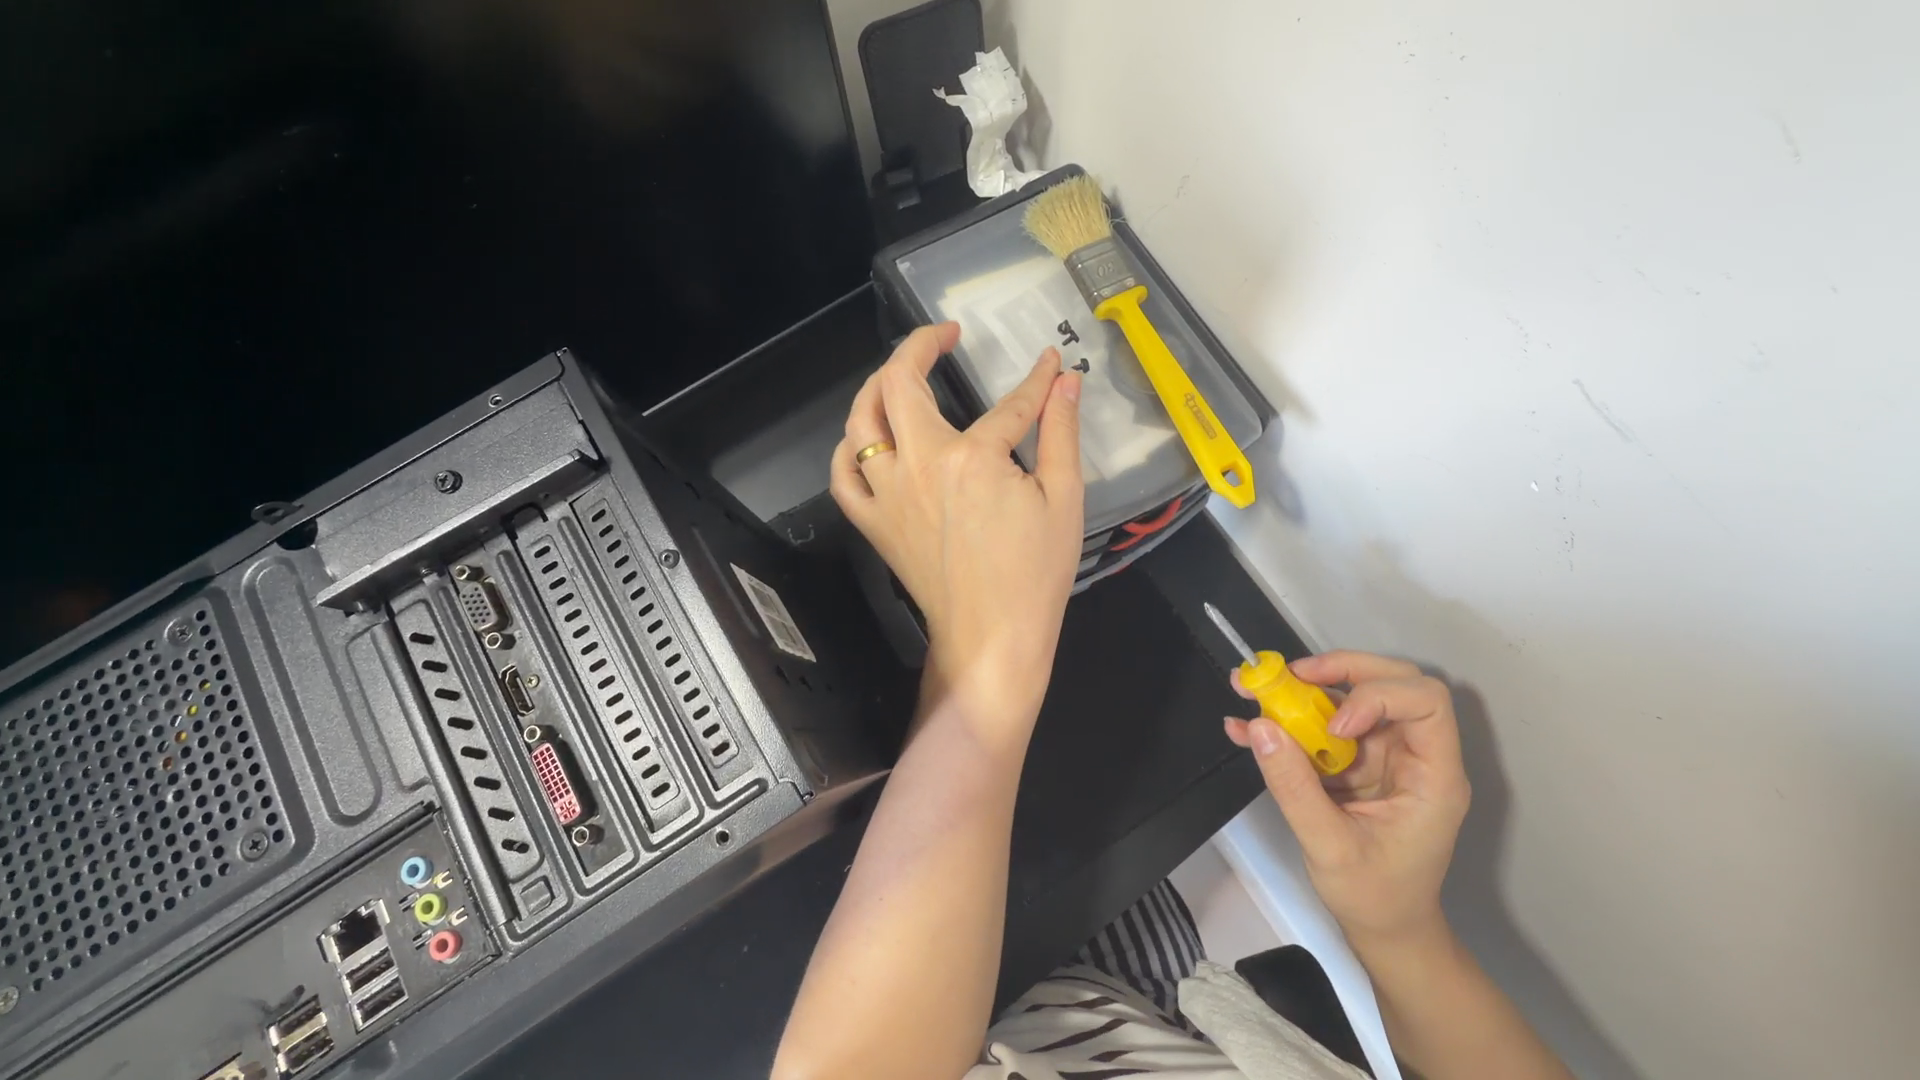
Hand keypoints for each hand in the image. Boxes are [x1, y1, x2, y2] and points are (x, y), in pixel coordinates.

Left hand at [829, 322, 1083, 733]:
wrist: (992, 638)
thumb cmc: (1035, 574)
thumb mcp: (1063, 499)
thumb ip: (1060, 432)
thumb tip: (1066, 379)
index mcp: (970, 458)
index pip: (1008, 404)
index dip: (1035, 381)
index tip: (1050, 364)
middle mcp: (918, 465)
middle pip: (899, 384)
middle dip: (920, 346)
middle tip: (944, 335)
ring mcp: (887, 494)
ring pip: (861, 422)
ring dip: (877, 386)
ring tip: (901, 374)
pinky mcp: (874, 523)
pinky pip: (843, 476)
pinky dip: (849, 449)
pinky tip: (868, 438)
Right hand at [1225, 651, 1469, 946]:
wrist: (1385, 928)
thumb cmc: (1375, 895)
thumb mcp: (1330, 846)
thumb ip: (1294, 787)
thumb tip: (1259, 727)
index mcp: (1433, 775)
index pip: (1425, 703)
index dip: (1378, 696)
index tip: (1334, 726)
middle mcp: (1413, 754)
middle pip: (1393, 682)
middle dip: (1341, 670)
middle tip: (1291, 675)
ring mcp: (1383, 755)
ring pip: (1353, 696)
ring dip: (1303, 689)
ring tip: (1253, 688)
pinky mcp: (1353, 762)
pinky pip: (1322, 726)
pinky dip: (1286, 720)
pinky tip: (1246, 727)